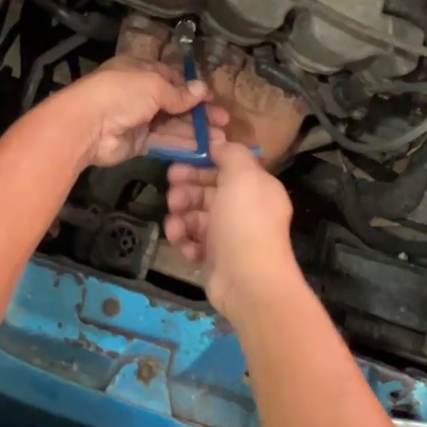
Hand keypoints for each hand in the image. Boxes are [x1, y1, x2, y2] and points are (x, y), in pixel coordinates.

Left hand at [41, 55, 230, 167]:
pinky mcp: (139, 143)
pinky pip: (164, 142)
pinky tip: (204, 149)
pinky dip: (183, 145)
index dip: (192, 88)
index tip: (213, 99)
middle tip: (223, 122)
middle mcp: (141, 93)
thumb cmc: (121, 92)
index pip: (171, 77)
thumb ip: (178, 92)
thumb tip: (202, 89)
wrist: (87, 125)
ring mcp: (140, 119)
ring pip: (172, 125)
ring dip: (195, 130)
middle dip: (198, 112)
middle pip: (175, 103)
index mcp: (140, 70)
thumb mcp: (153, 85)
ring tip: (221, 139)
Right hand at [164, 141, 300, 317]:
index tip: (178, 163)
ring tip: (174, 226)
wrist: (248, 281)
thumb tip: (218, 144)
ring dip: (181, 218)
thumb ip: (231, 153)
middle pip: (208, 191)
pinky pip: (195, 242)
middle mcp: (244, 209)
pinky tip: (185, 245)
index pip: (225, 167)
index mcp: (255, 187)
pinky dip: (186, 241)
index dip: (201, 163)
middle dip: (186, 191)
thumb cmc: (245, 222)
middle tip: (171, 196)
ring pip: (197, 217)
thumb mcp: (242, 175)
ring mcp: (230, 235)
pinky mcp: (216, 258)